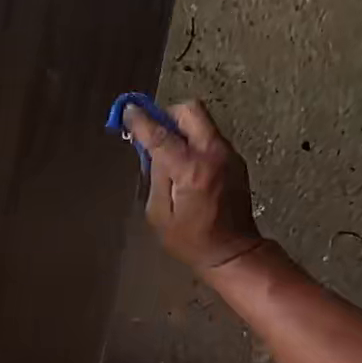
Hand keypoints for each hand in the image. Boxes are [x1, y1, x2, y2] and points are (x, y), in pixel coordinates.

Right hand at [123, 99, 264, 271]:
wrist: (233, 251)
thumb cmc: (189, 238)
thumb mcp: (158, 211)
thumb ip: (155, 174)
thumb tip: (150, 150)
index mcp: (192, 169)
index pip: (160, 134)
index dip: (140, 120)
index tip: (127, 110)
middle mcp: (214, 155)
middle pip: (189, 111)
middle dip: (166, 115)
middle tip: (150, 132)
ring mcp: (228, 155)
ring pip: (201, 121)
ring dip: (179, 127)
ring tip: (164, 150)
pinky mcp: (234, 160)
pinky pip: (208, 136)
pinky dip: (191, 139)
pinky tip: (180, 161)